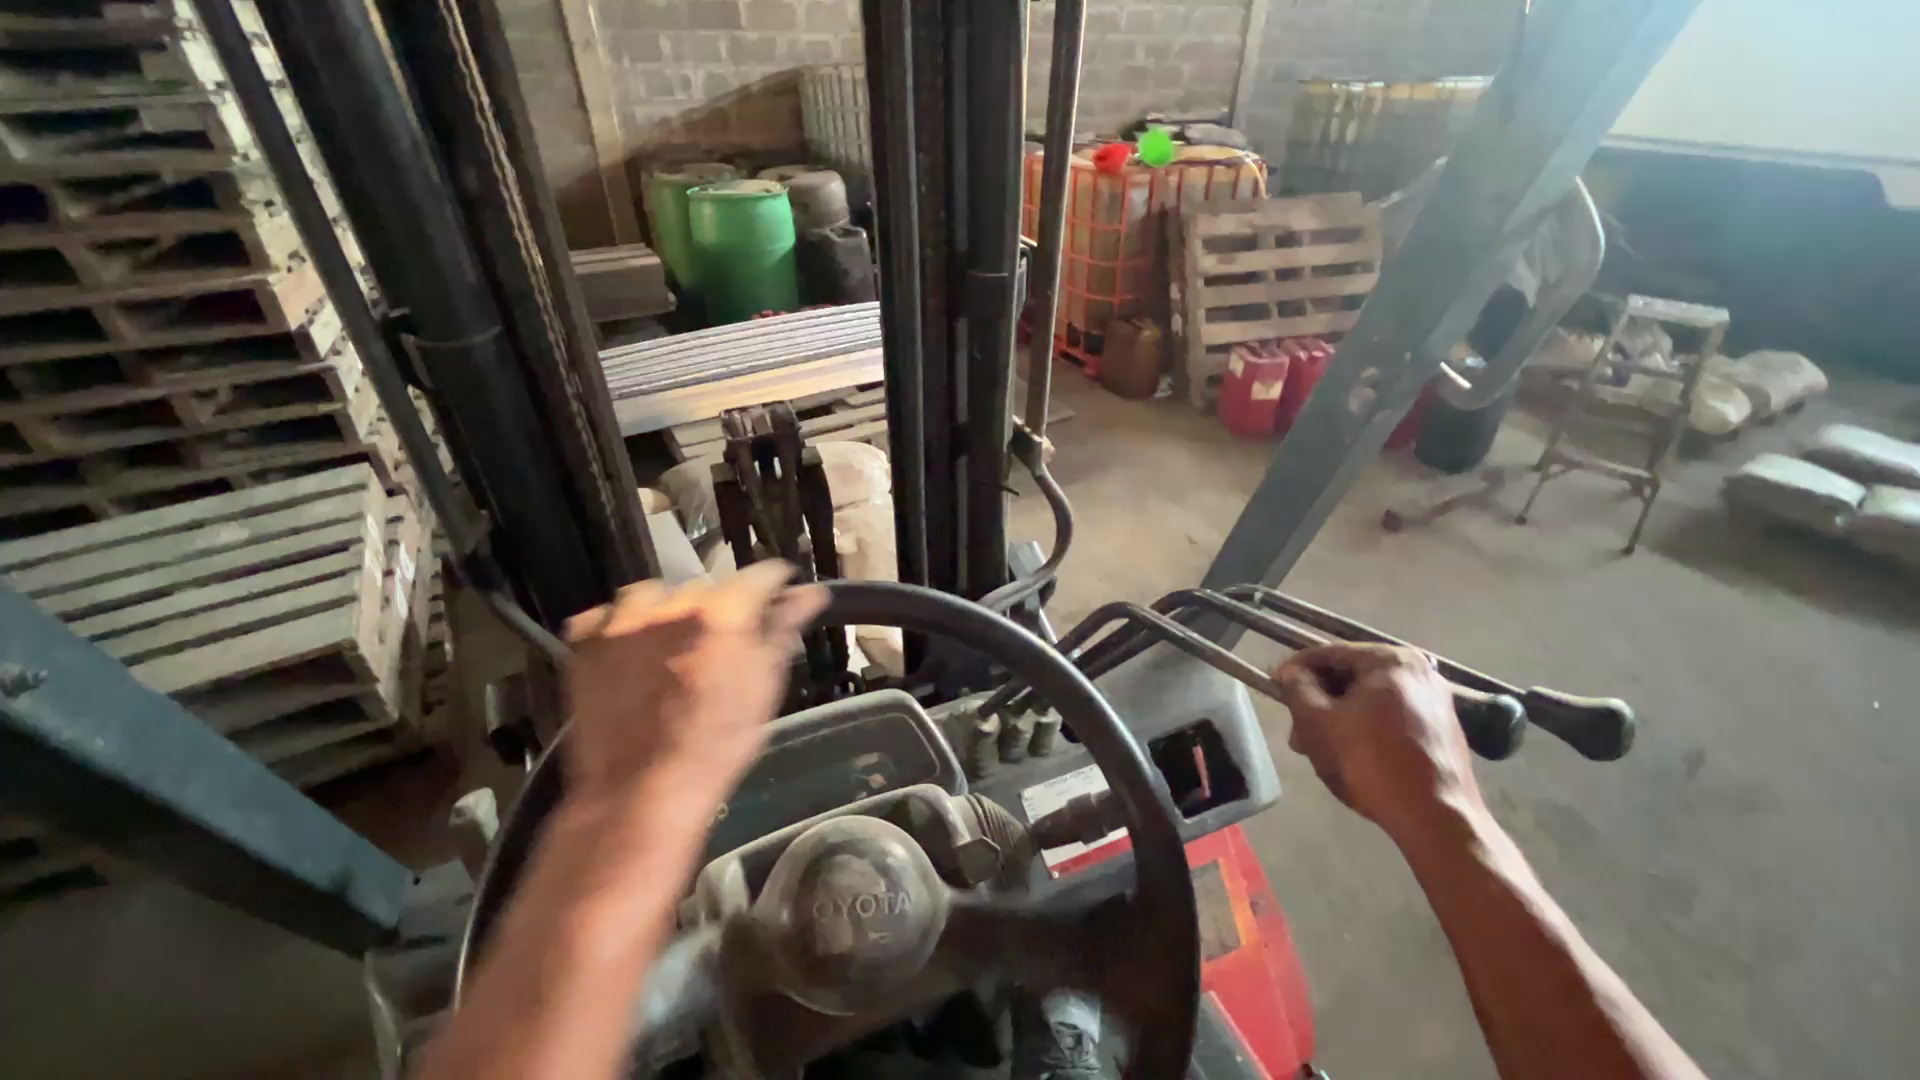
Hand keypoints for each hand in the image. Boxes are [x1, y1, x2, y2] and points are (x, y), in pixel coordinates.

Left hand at [562, 562, 827, 814]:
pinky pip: (608, 614)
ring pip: (656, 593)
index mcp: (723, 613)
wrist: (641, 792)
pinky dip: (622, 626)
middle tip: (723, 642)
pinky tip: (633, 654)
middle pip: (707, 586)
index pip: (760, 575)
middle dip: (720, 606)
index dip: (777, 584)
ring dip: (668, 611)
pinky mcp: (586, 642)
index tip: (781, 594)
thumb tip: (808, 594)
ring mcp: (623, 621)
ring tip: (674, 645)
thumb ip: (783, 631)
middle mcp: (672, 605)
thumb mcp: (764, 688)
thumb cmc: (715, 746)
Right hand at [1274, 643, 1485, 840]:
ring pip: (1370, 699)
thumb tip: (1291, 673)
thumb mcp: (1318, 723)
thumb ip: (1298, 689)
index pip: (1329, 653)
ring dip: (1338, 717)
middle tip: (1295, 728)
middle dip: (1318, 701)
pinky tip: (1349, 754)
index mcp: (1391, 660)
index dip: (1295, 669)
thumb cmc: (1370, 763)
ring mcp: (1435, 701)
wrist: (1437, 819)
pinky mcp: (1441, 730)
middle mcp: (1419, 672)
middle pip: (1351, 677)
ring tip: (1317, 747)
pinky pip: (1391, 717)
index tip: (1273, 686)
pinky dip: (1365, 728)